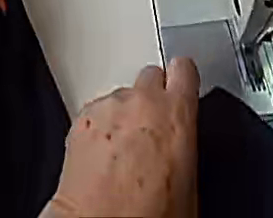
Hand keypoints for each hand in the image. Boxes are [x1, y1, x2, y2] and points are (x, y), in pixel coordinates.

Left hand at [42, 58, 199, 217]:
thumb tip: (180, 143)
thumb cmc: (147, 216)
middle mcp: (140, 100)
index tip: (183, 84)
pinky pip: (99, 110)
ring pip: (123, 96)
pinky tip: (106, 156)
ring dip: (126, 115)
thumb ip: (185, 145)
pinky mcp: (83, 113)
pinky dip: (102, 126)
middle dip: (154, 98)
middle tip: (153, 129)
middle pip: (151, 77)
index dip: (184, 77)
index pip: (184, 69)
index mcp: (175, 115)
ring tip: (126, 153)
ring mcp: (109, 104)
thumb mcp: (189, 186)